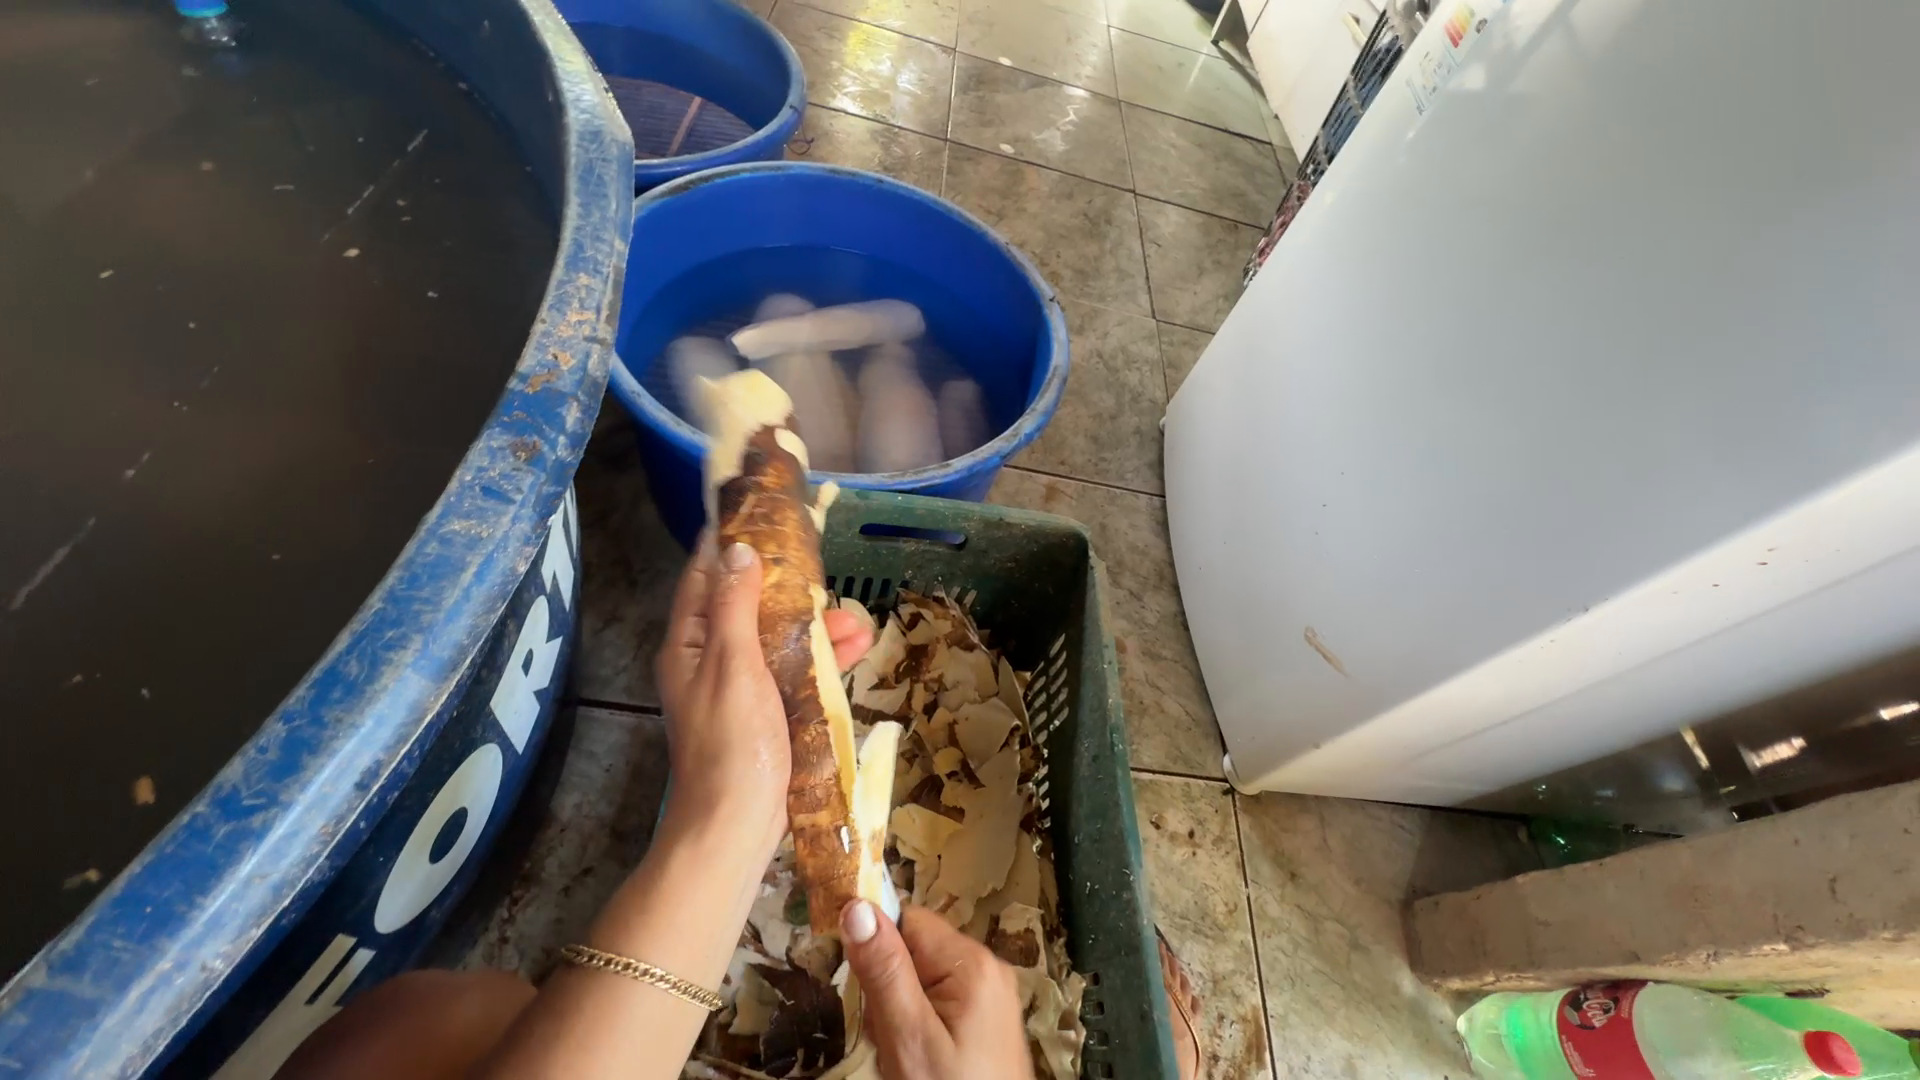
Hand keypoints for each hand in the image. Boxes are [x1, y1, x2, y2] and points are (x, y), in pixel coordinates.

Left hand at [654, 536, 874, 856]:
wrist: (737, 825)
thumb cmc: (731, 742)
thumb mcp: (732, 665)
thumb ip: (734, 606)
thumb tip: (737, 548)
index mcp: (690, 644)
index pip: (704, 577)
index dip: (727, 544)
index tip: (757, 513)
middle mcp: (711, 659)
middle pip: (749, 606)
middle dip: (789, 589)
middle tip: (823, 569)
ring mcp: (741, 687)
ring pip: (778, 639)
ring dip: (814, 627)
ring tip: (855, 620)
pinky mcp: (768, 710)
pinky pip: (795, 671)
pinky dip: (821, 660)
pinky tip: (854, 650)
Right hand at [839, 902, 1033, 1079]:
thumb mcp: (909, 1039)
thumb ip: (884, 971)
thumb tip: (856, 905)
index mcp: (972, 961)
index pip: (909, 922)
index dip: (880, 953)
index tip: (867, 995)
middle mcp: (988, 967)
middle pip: (915, 953)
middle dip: (890, 993)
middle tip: (889, 1042)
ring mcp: (991, 996)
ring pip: (922, 983)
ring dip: (901, 1017)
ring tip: (904, 1061)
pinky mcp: (988, 1022)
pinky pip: (939, 1007)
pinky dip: (920, 1031)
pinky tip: (921, 1065)